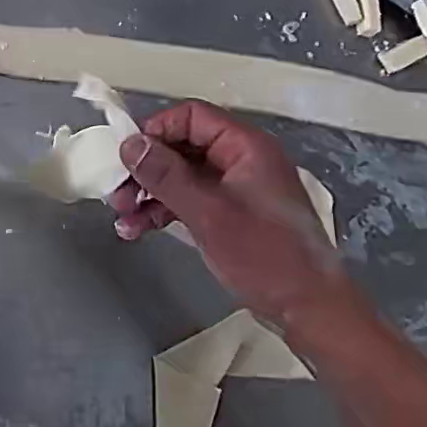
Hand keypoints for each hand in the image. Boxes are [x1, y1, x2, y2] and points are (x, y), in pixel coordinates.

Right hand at [108, 100, 354, 328]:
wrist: (309, 310)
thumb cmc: (266, 256)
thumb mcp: (208, 214)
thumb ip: (166, 176)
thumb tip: (130, 144)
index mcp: (245, 146)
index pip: (192, 117)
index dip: (157, 131)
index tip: (127, 156)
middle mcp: (241, 160)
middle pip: (184, 147)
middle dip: (147, 169)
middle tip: (117, 193)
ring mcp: (237, 188)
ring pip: (183, 176)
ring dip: (150, 193)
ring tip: (122, 217)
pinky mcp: (233, 214)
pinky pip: (192, 200)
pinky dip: (166, 211)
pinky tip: (139, 228)